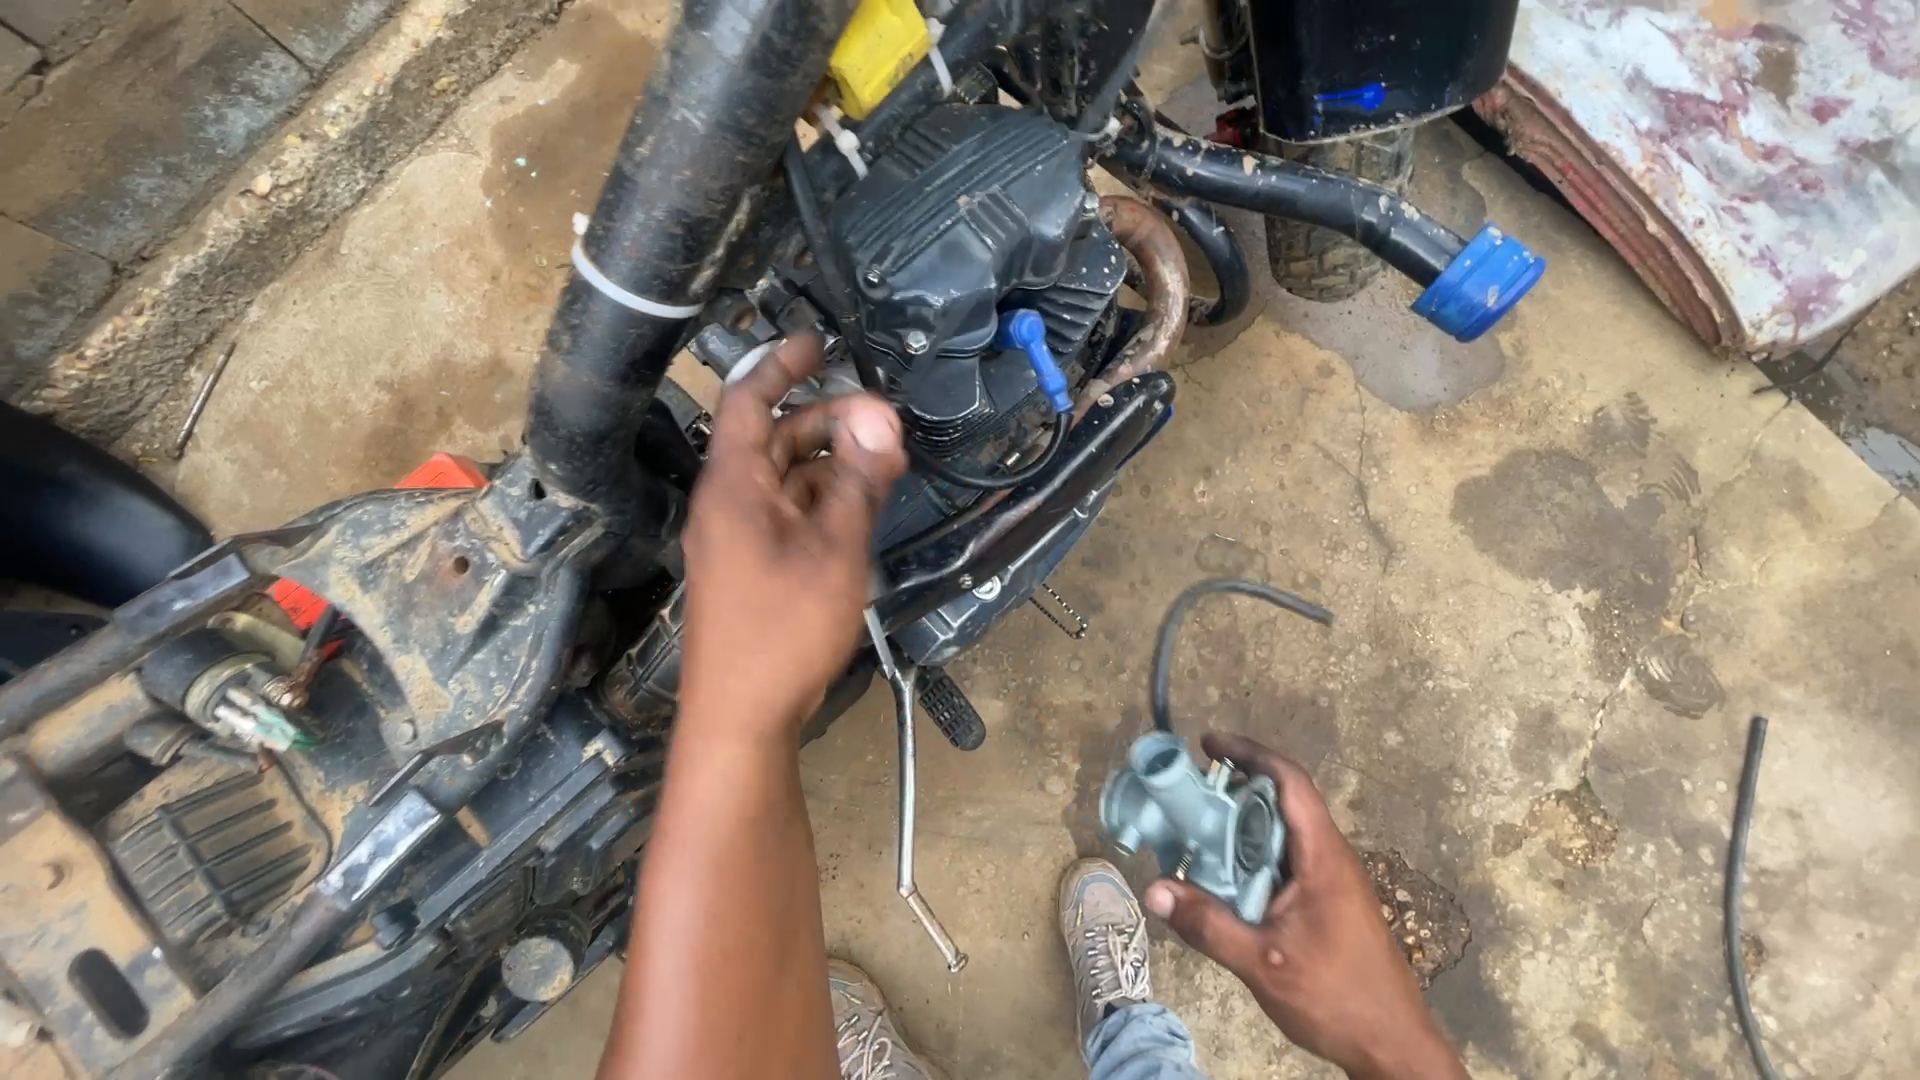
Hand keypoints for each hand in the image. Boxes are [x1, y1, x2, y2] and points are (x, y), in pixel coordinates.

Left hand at [679, 335, 906, 736]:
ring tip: (884, 465)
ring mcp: (740, 538)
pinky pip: (790, 515)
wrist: (743, 714)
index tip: (818, 344)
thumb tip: (881, 418)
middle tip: (883, 423)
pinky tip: (861, 509)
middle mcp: (730, 503)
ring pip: (788, 479)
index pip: (750, 402)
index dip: (783, 366)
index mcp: (734, 486)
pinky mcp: (754, 568)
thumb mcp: (834, 549)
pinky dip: (825, 502)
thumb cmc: (782, 630)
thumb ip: (859, 482)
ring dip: (833, 465)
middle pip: (777, 439)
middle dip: (829, 421)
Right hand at [1143, 733, 1467, 1079]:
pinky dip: (1250, 849)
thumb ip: (1208, 925)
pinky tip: (1221, 871)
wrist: (1395, 1049)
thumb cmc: (1337, 998)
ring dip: (1241, 818)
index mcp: (1322, 856)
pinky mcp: (1324, 899)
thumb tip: (1154, 890)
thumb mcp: (1264, 963)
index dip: (1250, 753)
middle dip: (1235, 784)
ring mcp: (1329, 878)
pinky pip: (1282, 856)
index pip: (1290, 782)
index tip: (1208, 745)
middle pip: (1282, 798)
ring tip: (1195, 824)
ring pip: (1281, 829)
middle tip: (1188, 788)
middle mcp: (1329, 856)